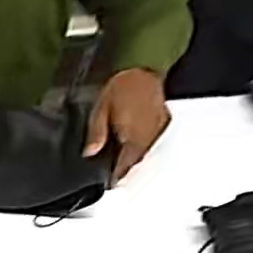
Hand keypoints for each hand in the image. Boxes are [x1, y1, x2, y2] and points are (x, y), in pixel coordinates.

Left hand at [84, 68, 170, 183]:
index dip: (116, 176)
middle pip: (137, 161)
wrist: (143, 68)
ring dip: (134, 162)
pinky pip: (152, 143)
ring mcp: (159, 128)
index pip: (125, 163)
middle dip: (125, 172)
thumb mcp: (101, 110)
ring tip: (120, 171)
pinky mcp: (162, 122)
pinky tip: (132, 153)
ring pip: (146, 153)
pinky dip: (141, 150)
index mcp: (134, 134)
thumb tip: (90, 153)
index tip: (108, 184)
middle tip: (113, 181)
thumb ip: (96, 134)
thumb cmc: (122, 87)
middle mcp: (150, 133)